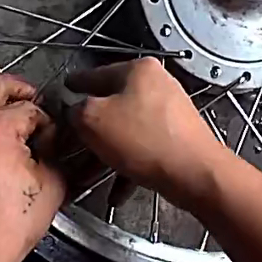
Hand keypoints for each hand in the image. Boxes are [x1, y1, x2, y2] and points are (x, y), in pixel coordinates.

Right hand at [64, 58, 234, 209]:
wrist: (195, 173)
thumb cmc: (147, 141)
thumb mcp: (92, 121)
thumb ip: (75, 111)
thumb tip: (73, 112)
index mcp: (138, 70)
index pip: (94, 75)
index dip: (74, 86)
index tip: (65, 91)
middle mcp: (157, 86)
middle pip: (111, 106)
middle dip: (89, 132)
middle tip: (70, 146)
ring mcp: (169, 112)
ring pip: (126, 131)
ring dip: (105, 155)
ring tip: (88, 176)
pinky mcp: (176, 138)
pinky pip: (143, 149)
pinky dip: (127, 167)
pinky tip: (116, 192)